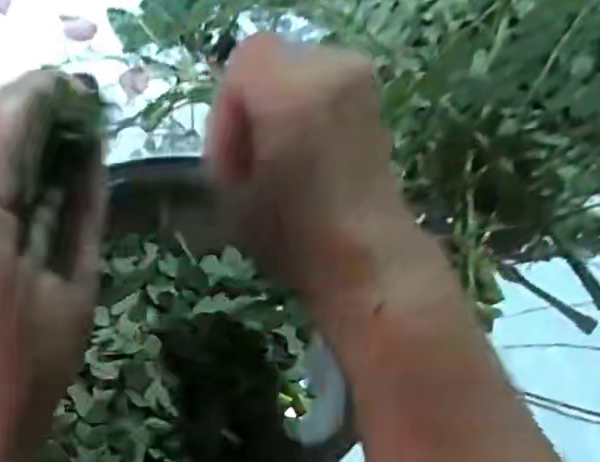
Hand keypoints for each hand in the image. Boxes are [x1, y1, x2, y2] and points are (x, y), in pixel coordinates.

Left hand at [0, 70, 107, 456]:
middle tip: (79, 110)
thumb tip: (91, 152)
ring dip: (15, 132)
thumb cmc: (40, 358)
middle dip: (30, 108)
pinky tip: (37, 169)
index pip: (7, 124)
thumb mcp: (77, 283)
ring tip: (65, 135)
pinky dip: (0, 162)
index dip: (47, 98)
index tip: (86, 93)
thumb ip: (84, 208)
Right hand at [206, 35, 418, 304]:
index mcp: (294, 92)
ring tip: (279, 166)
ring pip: (296, 74)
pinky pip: (322, 90)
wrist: (363, 260)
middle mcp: (332, 68)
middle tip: (251, 165)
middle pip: (270, 62)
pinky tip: (304, 162)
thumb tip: (239, 137)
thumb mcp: (235, 200)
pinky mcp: (372, 100)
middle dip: (252, 110)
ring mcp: (360, 79)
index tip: (232, 165)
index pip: (242, 65)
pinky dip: (305, 116)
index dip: (226, 114)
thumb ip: (227, 151)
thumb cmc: (294, 240)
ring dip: (278, 113)